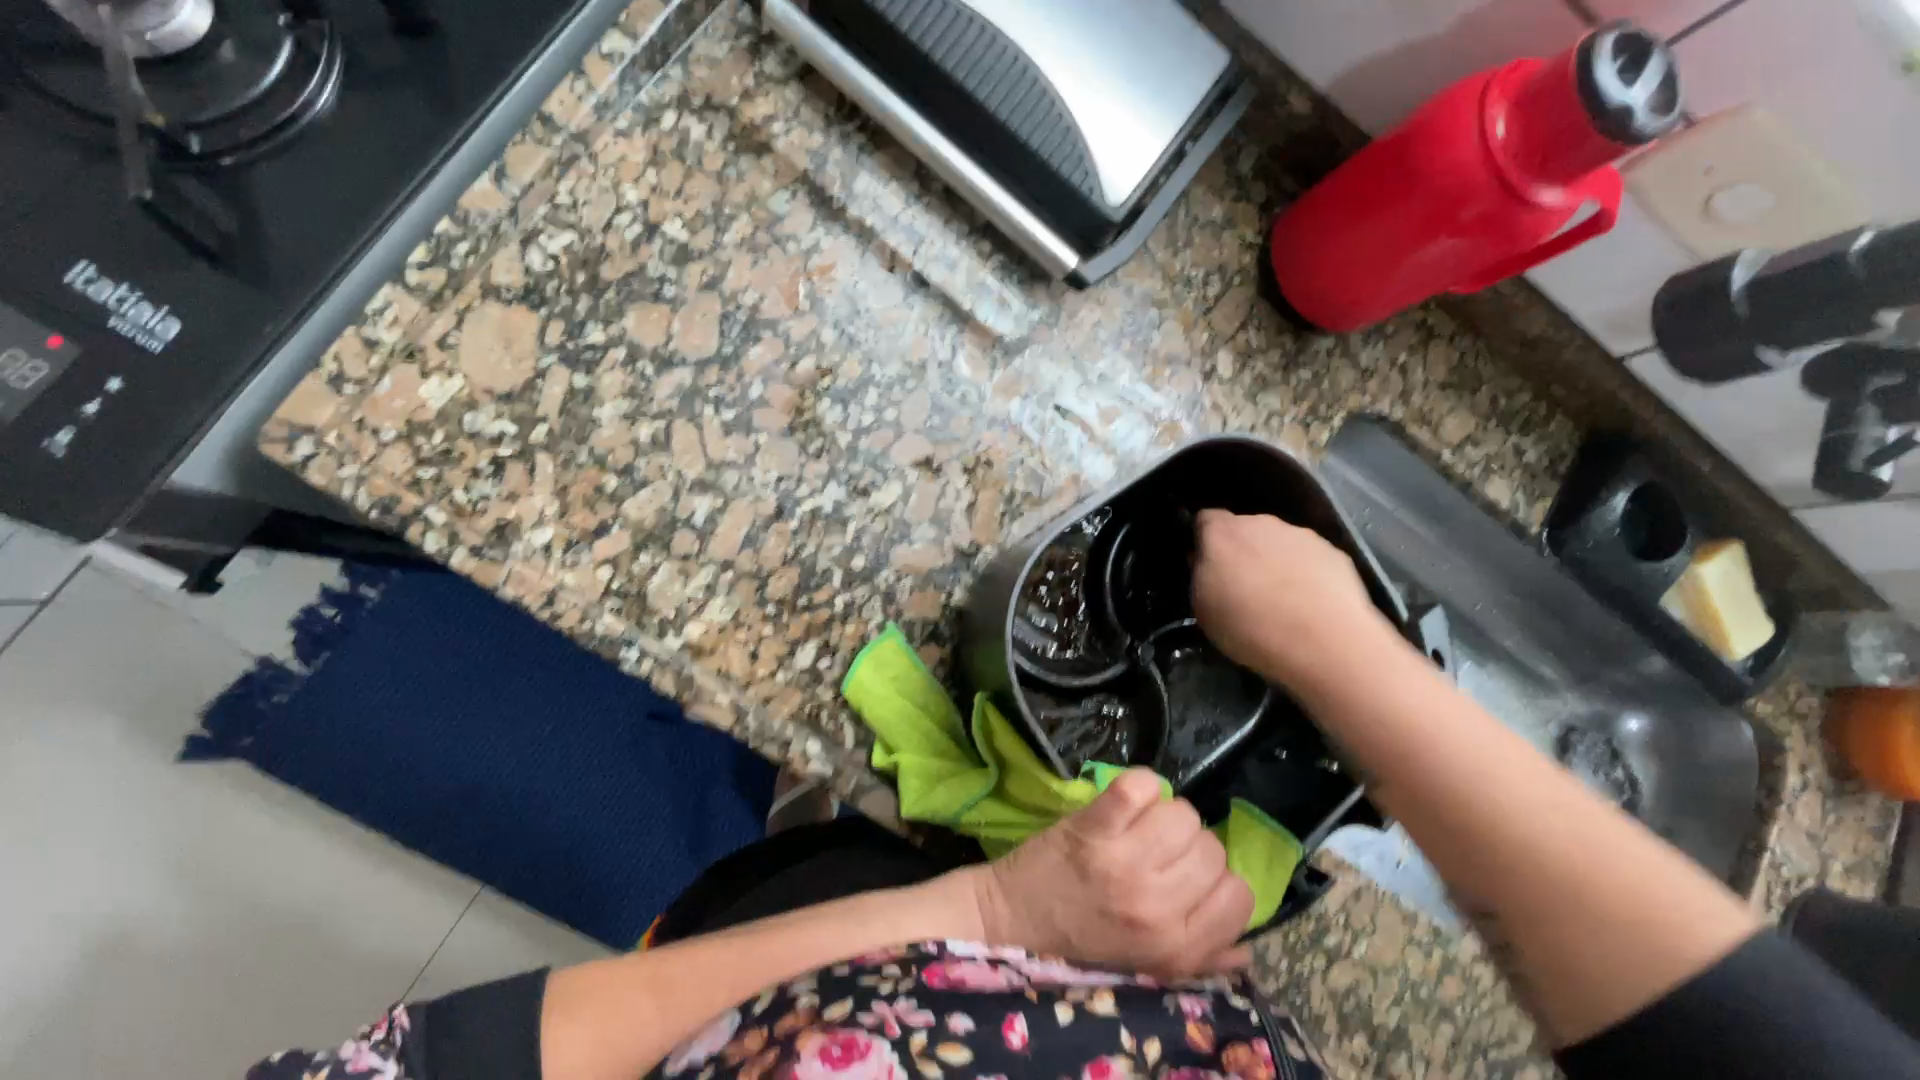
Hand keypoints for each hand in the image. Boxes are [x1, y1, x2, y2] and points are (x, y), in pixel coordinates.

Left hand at [967, 769, 1253, 978]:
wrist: (1012, 921)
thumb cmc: (1080, 943)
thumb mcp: (1146, 966)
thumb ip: (1200, 959)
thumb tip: (1248, 950)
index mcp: (1175, 945)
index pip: (1240, 895)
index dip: (1220, 882)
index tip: (1193, 880)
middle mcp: (1155, 904)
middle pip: (1213, 849)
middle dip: (1191, 847)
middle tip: (1159, 854)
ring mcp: (1123, 860)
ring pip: (1184, 814)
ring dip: (1166, 815)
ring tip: (1141, 828)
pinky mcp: (1093, 825)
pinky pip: (1141, 785)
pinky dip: (1140, 785)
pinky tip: (1126, 801)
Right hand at [1190, 509, 1395, 685]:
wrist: (1324, 642)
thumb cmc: (1250, 627)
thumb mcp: (1203, 609)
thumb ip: (1200, 576)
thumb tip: (1206, 563)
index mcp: (1222, 534)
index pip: (1204, 519)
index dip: (1204, 541)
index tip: (1206, 565)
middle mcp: (1261, 523)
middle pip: (1245, 529)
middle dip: (1241, 551)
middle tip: (1242, 587)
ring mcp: (1301, 535)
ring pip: (1279, 542)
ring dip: (1275, 562)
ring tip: (1281, 601)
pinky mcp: (1333, 552)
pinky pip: (1310, 558)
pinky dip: (1306, 574)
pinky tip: (1309, 605)